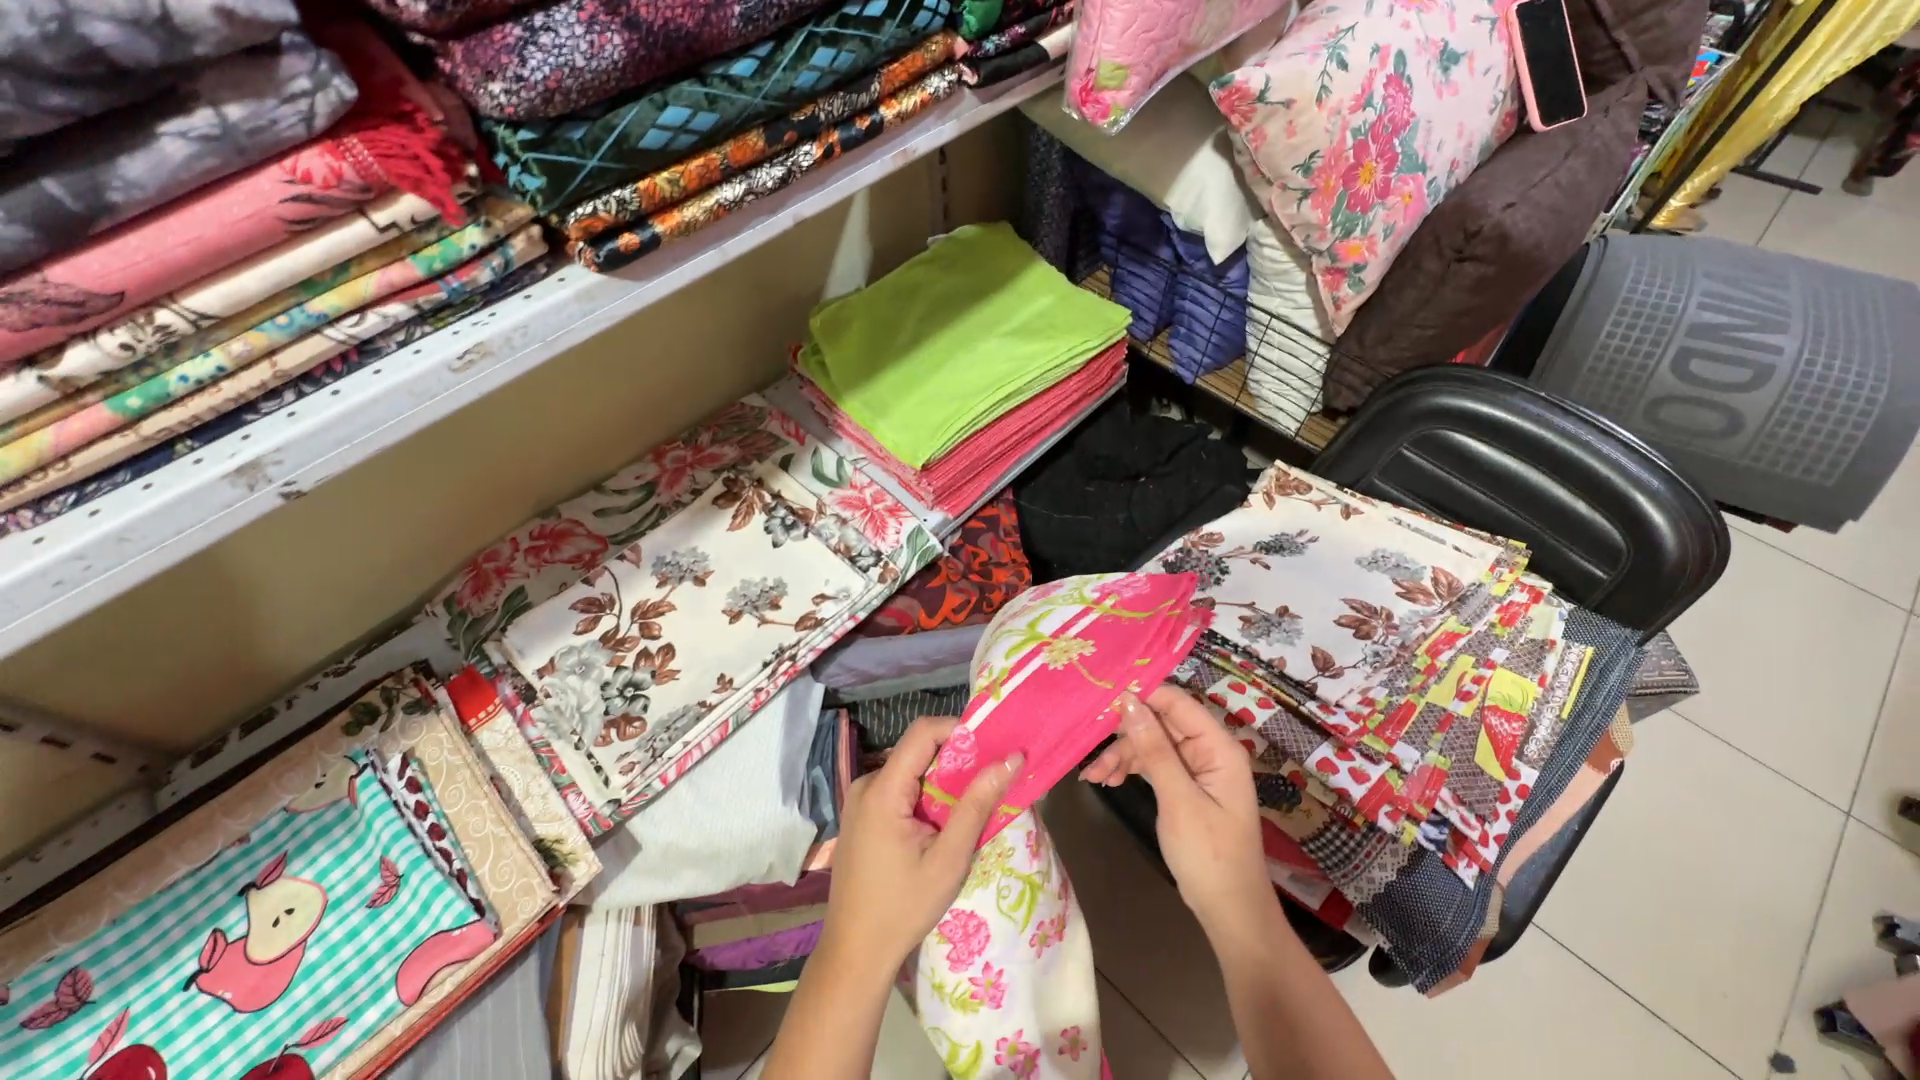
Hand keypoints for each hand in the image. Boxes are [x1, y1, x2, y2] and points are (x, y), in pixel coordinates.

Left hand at [821, 716, 1022, 974]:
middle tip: (991, 782)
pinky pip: (898, 790)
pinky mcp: (861, 817)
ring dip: (942, 782)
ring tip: (971, 808)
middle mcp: (865, 785)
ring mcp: (859, 801)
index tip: (992, 748)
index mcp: (882, 790)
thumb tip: (1010, 759)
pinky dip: (925, 797)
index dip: (959, 730)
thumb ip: (977, 804)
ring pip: (910, 771)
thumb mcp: (949, 858)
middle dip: (957, 760)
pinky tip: (943, 825)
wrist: (855, 950)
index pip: (922, 732)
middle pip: (917, 751)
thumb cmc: (904, 907)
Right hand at [1080, 685, 1273, 935]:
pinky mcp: (1185, 787)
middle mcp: (1209, 751)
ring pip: (1152, 745)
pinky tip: (1107, 781)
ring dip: (1123, 756)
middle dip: (1125, 733)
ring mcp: (1197, 770)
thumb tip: (1129, 702)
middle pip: (1160, 723)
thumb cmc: (1209, 855)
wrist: (1229, 910)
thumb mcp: (1178, 800)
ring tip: (1094, 776)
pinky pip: (1153, 765)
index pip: (1177, 703)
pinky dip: (1131, 770)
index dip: (1141, 696)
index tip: (1101, 699)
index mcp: (1218, 747)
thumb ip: (1153, 749)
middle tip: (1090, 747)